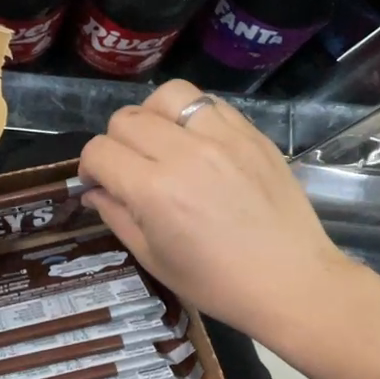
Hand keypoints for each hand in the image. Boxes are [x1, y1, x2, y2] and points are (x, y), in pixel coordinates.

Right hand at [79, 80, 361, 343]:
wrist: (290, 281)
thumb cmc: (214, 281)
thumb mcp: (151, 257)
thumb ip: (115, 214)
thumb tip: (93, 190)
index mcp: (153, 190)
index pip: (99, 151)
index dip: (89, 167)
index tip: (99, 184)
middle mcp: (184, 154)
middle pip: (126, 119)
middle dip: (115, 143)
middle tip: (129, 169)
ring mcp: (222, 138)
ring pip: (167, 96)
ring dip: (152, 117)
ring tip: (162, 143)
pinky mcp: (251, 134)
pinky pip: (208, 103)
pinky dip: (191, 116)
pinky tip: (196, 144)